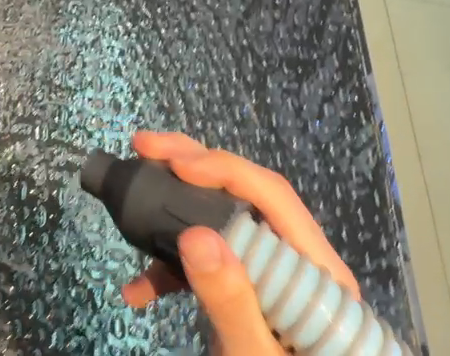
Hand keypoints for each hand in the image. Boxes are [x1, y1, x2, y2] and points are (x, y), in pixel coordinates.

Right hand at [120, 132, 358, 355]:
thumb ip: (233, 303)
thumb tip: (195, 235)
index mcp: (317, 273)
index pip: (273, 197)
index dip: (223, 169)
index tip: (173, 162)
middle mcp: (296, 264)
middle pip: (243, 195)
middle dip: (191, 165)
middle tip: (143, 146)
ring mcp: (269, 279)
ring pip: (220, 221)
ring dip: (172, 209)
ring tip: (132, 187)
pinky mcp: (245, 297)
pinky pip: (206, 265)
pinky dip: (168, 270)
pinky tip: (138, 291)